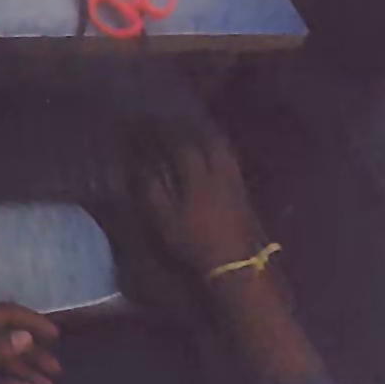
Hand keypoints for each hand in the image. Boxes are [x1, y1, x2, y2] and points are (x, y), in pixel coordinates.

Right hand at [145, 129, 266, 273]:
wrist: (236, 262)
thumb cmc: (194, 241)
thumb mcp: (165, 219)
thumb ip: (153, 188)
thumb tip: (142, 165)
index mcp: (197, 176)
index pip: (180, 144)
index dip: (162, 131)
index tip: (147, 122)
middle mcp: (219, 171)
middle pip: (206, 138)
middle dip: (187, 126)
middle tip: (170, 120)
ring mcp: (234, 178)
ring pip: (221, 146)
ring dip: (205, 132)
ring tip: (190, 127)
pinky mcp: (242, 188)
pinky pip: (229, 156)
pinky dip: (216, 146)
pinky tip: (209, 149)